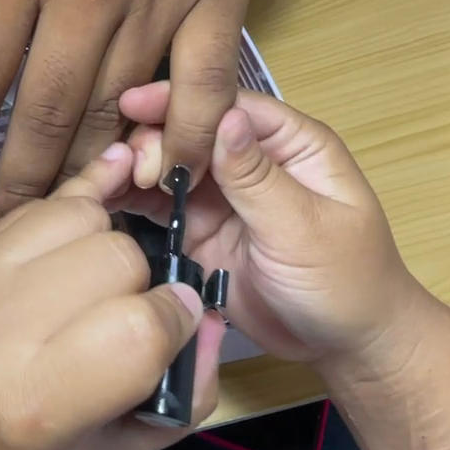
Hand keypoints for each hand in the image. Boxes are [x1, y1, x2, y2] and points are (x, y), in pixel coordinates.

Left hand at [0, 148, 224, 449]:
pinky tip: (89, 222)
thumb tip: (209, 316)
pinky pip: (42, 203)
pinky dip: (73, 213)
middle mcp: (1, 327)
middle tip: (127, 307)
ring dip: (107, 240)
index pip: (139, 327)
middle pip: (116, 257)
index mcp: (36, 398)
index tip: (173, 325)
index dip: (174, 319)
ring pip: (83, 215)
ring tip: (97, 276)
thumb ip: (181, 396)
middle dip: (143, 281)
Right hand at [93, 84, 427, 363]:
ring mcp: (221, 193)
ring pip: (168, 162)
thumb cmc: (345, 283)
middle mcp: (250, 159)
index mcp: (291, 144)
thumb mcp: (304, 229)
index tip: (135, 104)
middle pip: (191, 129)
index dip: (182, 101)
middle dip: (156, 140)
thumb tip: (224, 119)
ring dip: (137, 166)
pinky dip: (131, 197)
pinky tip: (104, 196)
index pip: (230, 105)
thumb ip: (258, 178)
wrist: (341, 348)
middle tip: (132, 167)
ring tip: (110, 178)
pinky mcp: (197, 226)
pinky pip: (158, 203)